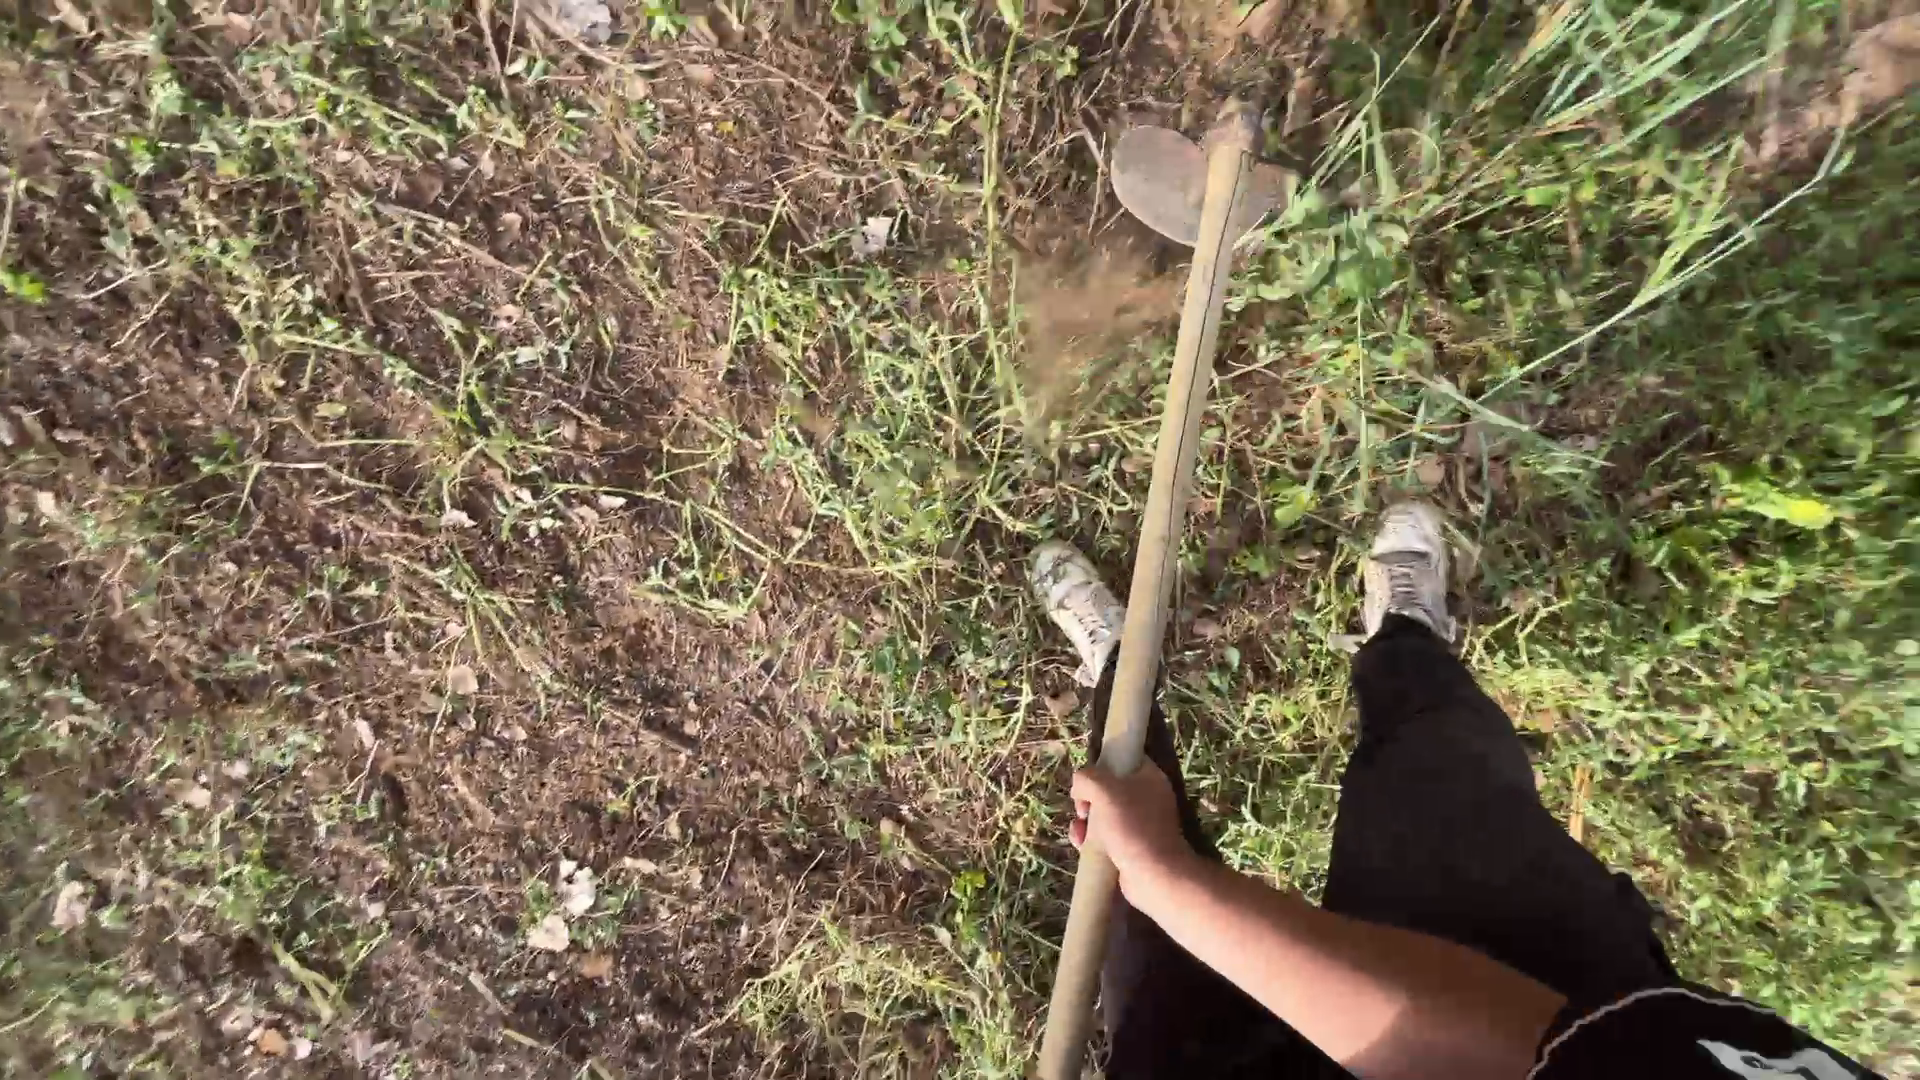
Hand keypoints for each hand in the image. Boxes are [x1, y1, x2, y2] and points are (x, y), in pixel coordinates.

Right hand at [1069, 761, 1198, 902]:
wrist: (1153, 875)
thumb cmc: (1131, 825)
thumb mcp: (1103, 789)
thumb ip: (1086, 778)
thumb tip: (1080, 788)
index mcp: (1149, 777)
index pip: (1124, 758)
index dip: (1102, 764)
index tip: (1087, 779)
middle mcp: (1147, 798)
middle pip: (1108, 788)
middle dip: (1088, 799)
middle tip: (1083, 809)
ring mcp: (1140, 824)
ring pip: (1103, 814)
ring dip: (1085, 821)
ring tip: (1080, 832)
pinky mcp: (1131, 846)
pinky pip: (1105, 836)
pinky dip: (1091, 839)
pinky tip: (1082, 845)